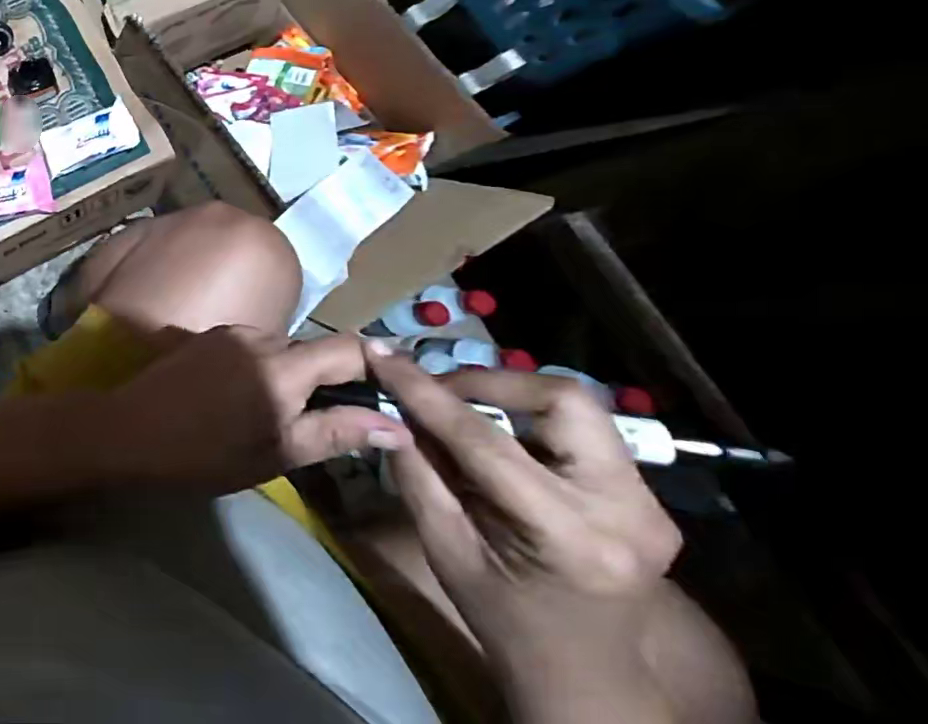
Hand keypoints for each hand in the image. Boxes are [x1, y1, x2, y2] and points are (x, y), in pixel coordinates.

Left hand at [104, 328, 409, 492]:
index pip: (349, 349)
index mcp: (282, 365)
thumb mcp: (278, 453)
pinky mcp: (201, 336)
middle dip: (328, 379)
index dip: (376, 369)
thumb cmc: (206, 454)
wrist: (129, 432)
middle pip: (313, 349)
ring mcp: (225, 332)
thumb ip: (338, 432)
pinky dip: (260, 367)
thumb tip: (397, 426)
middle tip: (327, 420)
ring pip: (280, 348)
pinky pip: (249, 346)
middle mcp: (257, 335)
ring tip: (278, 413)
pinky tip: (240, 398)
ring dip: (291, 374)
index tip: (388, 396)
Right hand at [367, 346, 682, 715]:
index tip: (380, 354)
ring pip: (574, 405)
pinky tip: (493, 434)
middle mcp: (626, 508)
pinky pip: (579, 429)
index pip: (483, 438)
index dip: (423, 390)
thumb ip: (417, 472)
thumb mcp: (442, 546)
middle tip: (435, 391)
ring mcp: (646, 500)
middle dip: (486, 382)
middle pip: (561, 400)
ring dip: (507, 395)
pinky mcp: (642, 493)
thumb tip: (388, 410)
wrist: (584, 671)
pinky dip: (525, 417)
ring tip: (459, 409)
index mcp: (569, 533)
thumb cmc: (501, 616)